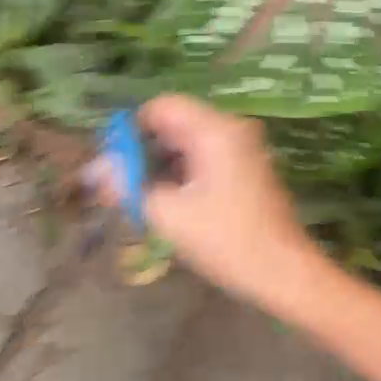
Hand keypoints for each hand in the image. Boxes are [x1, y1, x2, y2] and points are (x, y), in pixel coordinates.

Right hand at [95, 95, 328, 304]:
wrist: (286, 273)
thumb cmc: (228, 241)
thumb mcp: (170, 215)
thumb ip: (129, 188)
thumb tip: (94, 172)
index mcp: (215, 130)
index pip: (162, 107)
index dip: (131, 129)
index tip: (114, 162)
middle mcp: (231, 130)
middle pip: (174, 124)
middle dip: (143, 151)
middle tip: (120, 185)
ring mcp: (242, 149)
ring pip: (188, 144)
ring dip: (161, 166)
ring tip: (140, 199)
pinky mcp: (246, 170)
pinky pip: (204, 159)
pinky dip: (182, 175)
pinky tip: (168, 205)